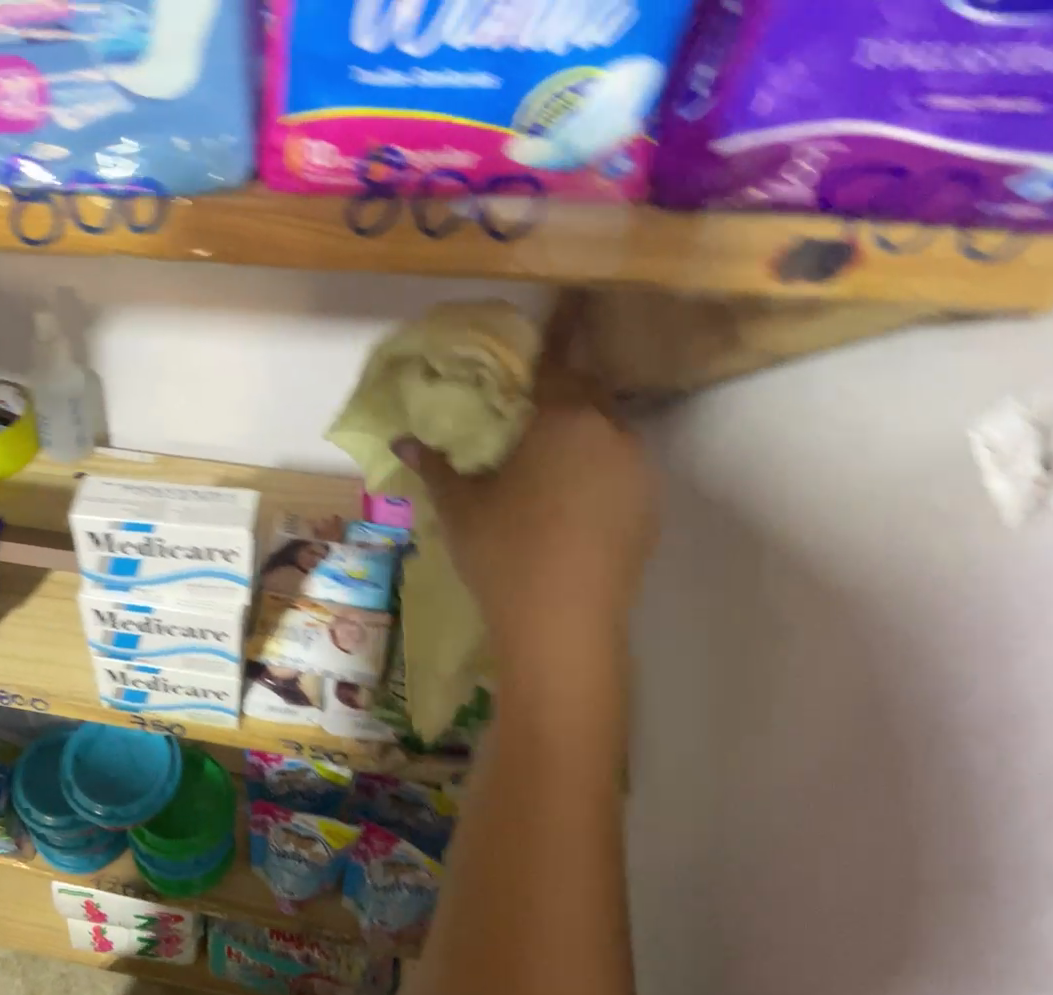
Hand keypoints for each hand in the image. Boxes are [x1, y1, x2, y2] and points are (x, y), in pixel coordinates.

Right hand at [394, 366, 656, 647]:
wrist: (562, 624)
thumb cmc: (502, 552)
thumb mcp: (458, 506)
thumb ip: (434, 465)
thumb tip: (401, 441)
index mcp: (565, 420)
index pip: (557, 365)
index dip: (552, 341)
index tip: (557, 313)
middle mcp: (612, 434)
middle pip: (589, 394)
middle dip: (563, 391)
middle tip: (531, 405)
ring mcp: (639, 471)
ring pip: (609, 432)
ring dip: (582, 432)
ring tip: (547, 457)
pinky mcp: (650, 508)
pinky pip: (622, 469)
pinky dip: (598, 468)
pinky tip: (570, 500)